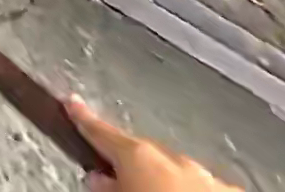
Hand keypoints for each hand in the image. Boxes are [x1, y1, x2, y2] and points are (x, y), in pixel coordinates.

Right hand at [67, 97, 239, 191]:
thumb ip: (104, 187)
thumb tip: (99, 179)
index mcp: (137, 155)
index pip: (98, 129)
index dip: (81, 116)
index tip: (72, 102)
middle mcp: (174, 159)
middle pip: (142, 152)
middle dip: (133, 163)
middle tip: (124, 179)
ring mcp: (213, 181)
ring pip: (180, 172)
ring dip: (168, 181)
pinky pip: (208, 188)